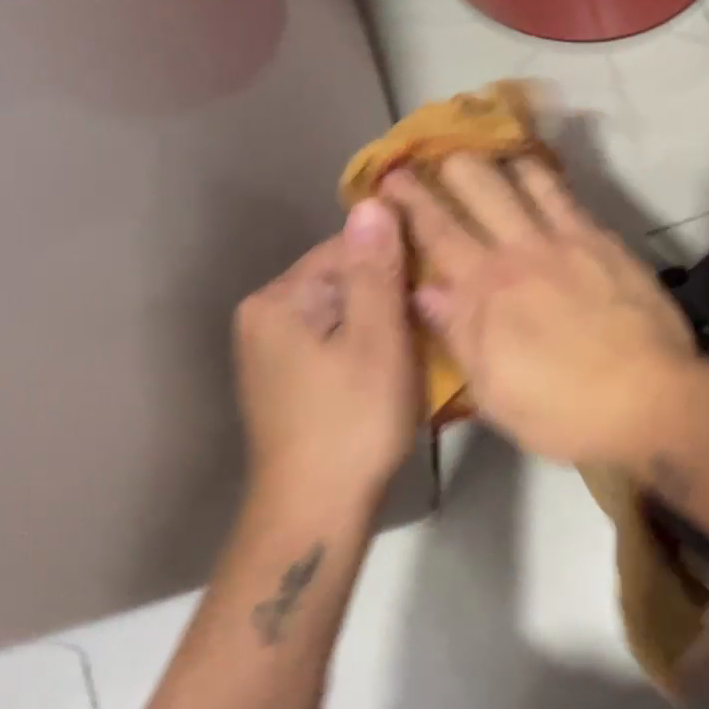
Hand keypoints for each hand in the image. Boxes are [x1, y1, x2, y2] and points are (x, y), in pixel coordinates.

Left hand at [233, 200, 419, 502]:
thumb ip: (376, 270)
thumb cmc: (353, 420)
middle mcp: (265, 315)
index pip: (350, 247)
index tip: (443, 282)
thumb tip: (374, 201)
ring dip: (388, 319)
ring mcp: (274, 348)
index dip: (401, 259)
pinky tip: (398, 365)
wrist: (315, 508)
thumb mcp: (377, 339)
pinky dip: (371, 342)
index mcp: (278, 299)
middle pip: (347, 277)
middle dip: (394, 292)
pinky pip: (339, 336)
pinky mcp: (289, 375)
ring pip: (347, 309)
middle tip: (436, 320)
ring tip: (425, 343)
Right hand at [379, 155, 700, 466]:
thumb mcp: (494, 391)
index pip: (436, 232)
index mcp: (485, 291)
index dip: (410, 201)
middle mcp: (523, 252)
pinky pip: (572, 199)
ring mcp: (571, 242)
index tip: (390, 178)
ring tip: (489, 151)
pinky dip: (549, 180)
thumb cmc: (565, 410)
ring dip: (503, 162)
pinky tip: (543, 177)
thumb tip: (423, 289)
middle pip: (479, 189)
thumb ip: (458, 334)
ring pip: (528, 181)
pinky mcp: (610, 244)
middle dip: (451, 166)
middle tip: (434, 153)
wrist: (651, 397)